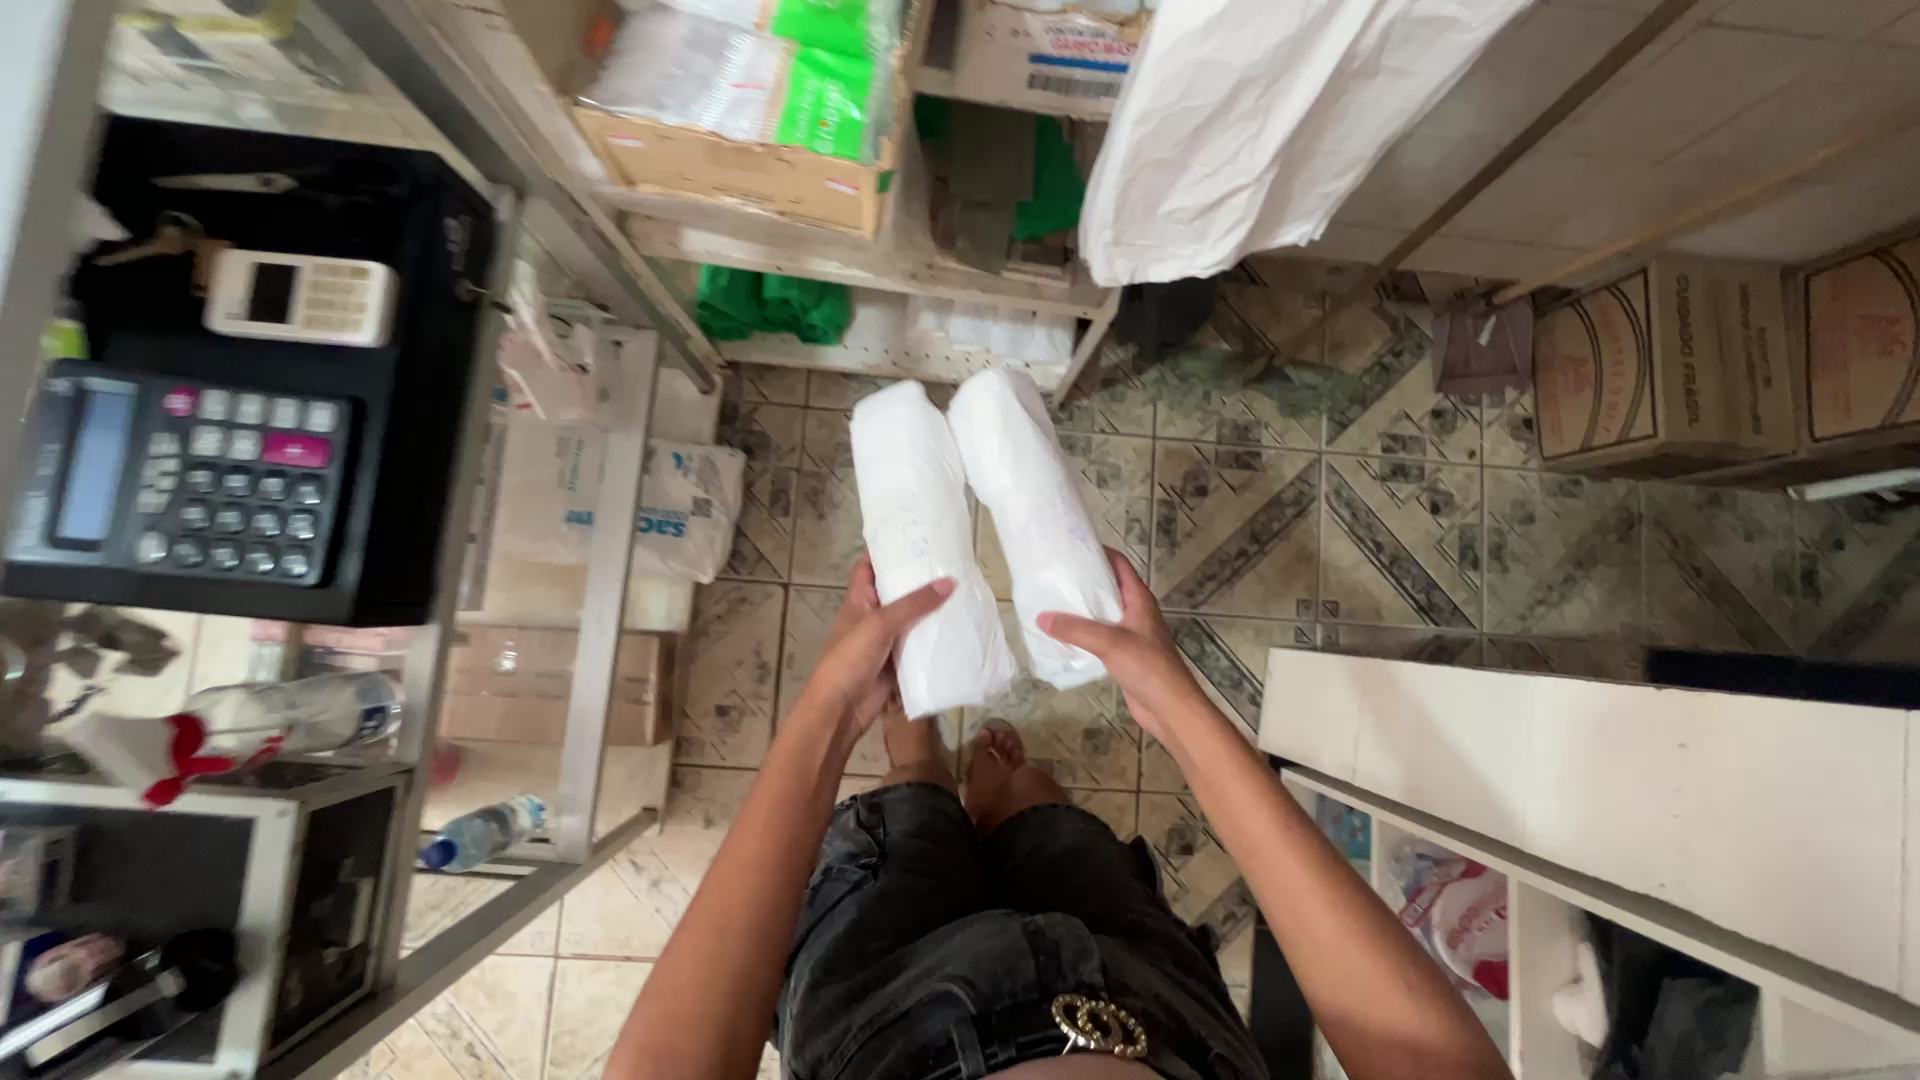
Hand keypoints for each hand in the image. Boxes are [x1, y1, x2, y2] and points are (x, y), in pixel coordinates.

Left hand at [796, 555, 952, 737]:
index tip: (913, 540)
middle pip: (896, 592)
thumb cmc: (850, 658)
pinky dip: (934, 639)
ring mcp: (885, 641)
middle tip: (950, 564)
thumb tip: (950, 582)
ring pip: (911, 619)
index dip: (886, 553)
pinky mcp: (898, 663)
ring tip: (962, 591)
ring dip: (931, 610)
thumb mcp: (880, 623)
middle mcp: (872, 617)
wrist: (841, 709)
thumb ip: (915, 603)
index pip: (869, 567)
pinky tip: (958, 629)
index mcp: (859, 600)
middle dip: (919, 581)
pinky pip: (919, 646)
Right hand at [1038, 549, 1214, 748]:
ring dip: (1082, 607)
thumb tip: (1041, 617)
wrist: (1169, 707)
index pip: (1120, 564)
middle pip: (1109, 586)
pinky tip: (1063, 635)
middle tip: (1055, 574)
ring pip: (1103, 612)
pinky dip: (1083, 631)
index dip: (1099, 552)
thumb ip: (1075, 630)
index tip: (1072, 548)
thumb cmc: (1147, 667)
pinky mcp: (1124, 654)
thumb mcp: (1110, 643)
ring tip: (1053, 601)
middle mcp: (1136, 612)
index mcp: (1139, 599)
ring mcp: (1131, 633)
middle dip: (1085, 580)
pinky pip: (1100, 635)